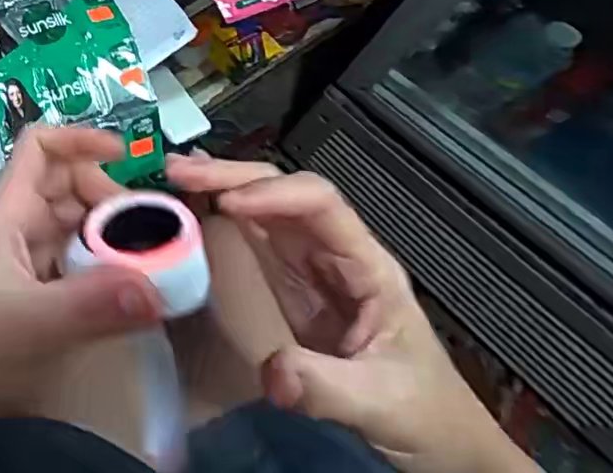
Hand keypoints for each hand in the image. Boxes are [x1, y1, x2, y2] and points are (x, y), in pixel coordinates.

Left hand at [0, 128, 163, 470]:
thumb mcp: (34, 326)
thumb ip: (93, 306)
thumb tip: (155, 285)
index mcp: (8, 211)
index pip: (39, 147)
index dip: (78, 138)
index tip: (122, 154)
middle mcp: (18, 221)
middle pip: (66, 179)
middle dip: (105, 191)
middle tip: (142, 226)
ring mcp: (28, 251)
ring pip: (74, 215)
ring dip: (108, 226)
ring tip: (144, 253)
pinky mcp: (38, 280)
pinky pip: (77, 250)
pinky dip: (104, 256)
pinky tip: (128, 281)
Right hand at [165, 154, 533, 472]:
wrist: (438, 441)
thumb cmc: (426, 415)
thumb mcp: (383, 405)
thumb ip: (327, 388)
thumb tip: (270, 370)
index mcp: (366, 263)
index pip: (320, 204)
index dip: (273, 194)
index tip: (228, 204)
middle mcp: (332, 249)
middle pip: (281, 190)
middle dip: (231, 175)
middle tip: (179, 171)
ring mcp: (307, 261)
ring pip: (260, 202)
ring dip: (217, 183)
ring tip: (174, 175)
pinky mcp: (286, 277)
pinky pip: (250, 230)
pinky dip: (217, 208)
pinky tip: (192, 198)